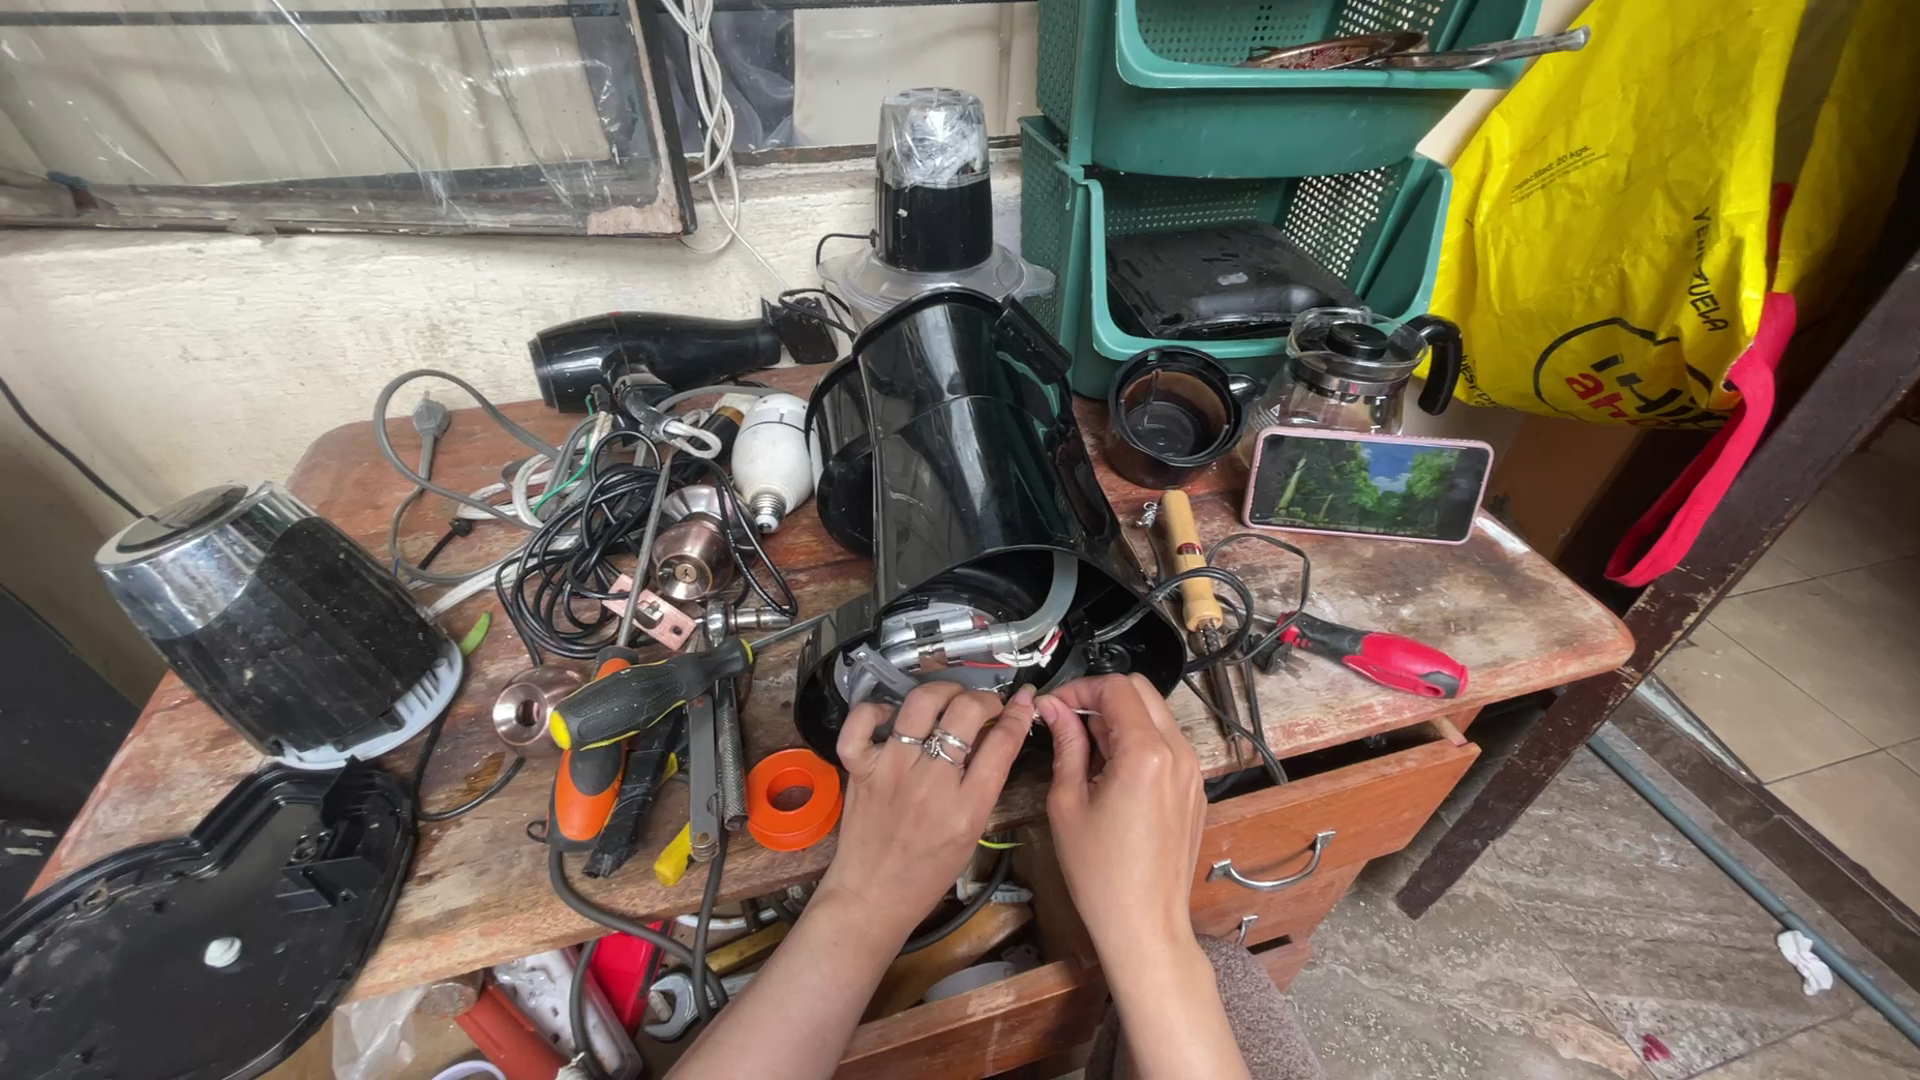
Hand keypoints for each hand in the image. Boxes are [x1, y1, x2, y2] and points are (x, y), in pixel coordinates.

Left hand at [821, 682, 1036, 942]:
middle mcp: (930, 783)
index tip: (1022, 702)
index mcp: (966, 808)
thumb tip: (999, 731)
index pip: (1001, 744)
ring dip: (942, 691)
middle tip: (985, 705)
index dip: (1018, 715)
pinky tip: (892, 716)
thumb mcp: (972, 831)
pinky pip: (861, 721)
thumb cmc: (928, 871)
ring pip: (920, 704)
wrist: (872, 897)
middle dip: (984, 698)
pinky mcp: (860, 768)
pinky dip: (875, 709)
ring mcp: (890, 771)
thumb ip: (985, 781)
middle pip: (965, 712)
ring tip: (949, 699)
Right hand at [1035, 674, 1205, 952]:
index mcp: (1146, 753)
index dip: (1079, 688)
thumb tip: (1054, 708)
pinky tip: (1112, 770)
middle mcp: (1178, 753)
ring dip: (1120, 717)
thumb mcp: (1067, 802)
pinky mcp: (1194, 790)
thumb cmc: (1101, 872)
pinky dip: (1139, 739)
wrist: (1144, 925)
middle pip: (1141, 690)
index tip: (1054, 706)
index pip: (1115, 688)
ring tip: (1087, 748)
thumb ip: (1066, 744)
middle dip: (1101, 696)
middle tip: (1069, 720)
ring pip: (1156, 715)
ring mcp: (1192, 772)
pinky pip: (1167, 743)